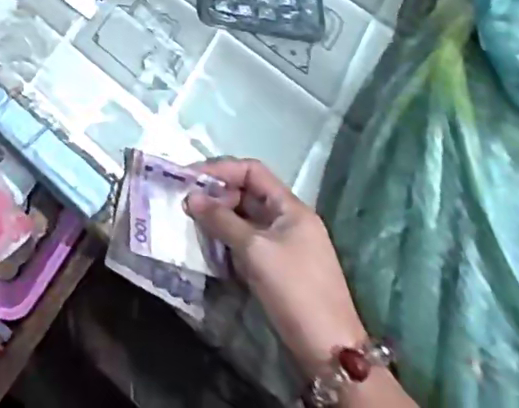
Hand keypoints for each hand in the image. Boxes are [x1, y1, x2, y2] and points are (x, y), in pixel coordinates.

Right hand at [186, 158, 369, 369]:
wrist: (330, 349)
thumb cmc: (294, 289)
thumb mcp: (254, 250)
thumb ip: (221, 220)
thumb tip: (190, 196)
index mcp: (291, 208)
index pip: (252, 171)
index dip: (221, 169)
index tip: (191, 178)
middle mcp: (289, 219)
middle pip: (248, 193)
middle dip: (217, 195)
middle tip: (188, 205)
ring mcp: (285, 244)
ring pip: (246, 218)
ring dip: (220, 218)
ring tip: (195, 224)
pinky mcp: (279, 266)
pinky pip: (249, 240)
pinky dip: (229, 239)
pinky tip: (212, 247)